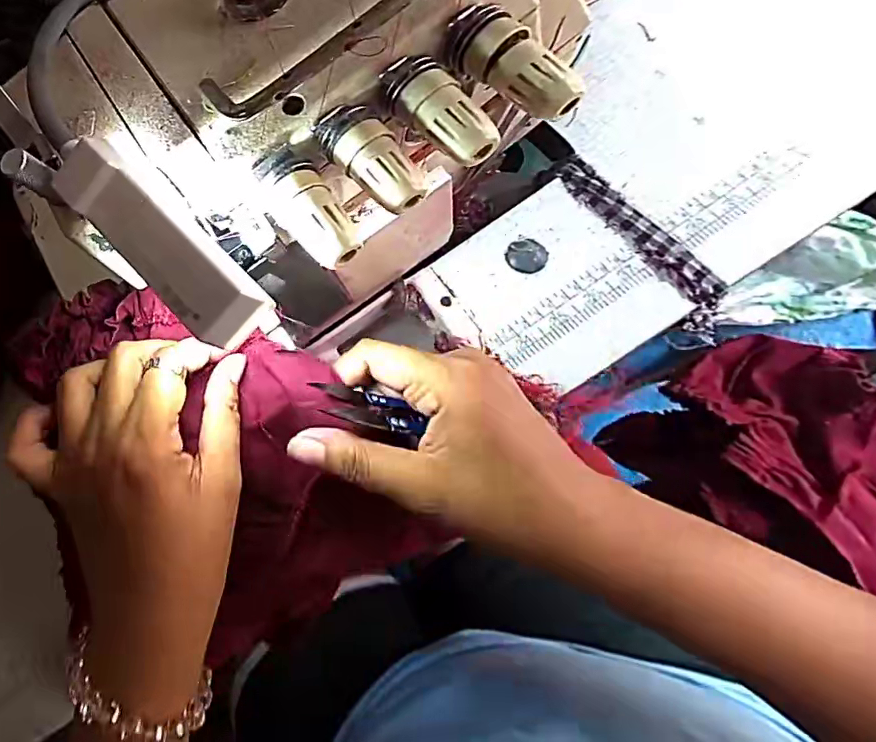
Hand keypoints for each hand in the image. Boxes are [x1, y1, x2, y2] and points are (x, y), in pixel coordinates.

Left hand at [8, 339, 246, 717]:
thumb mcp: (224, 481)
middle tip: (184, 369)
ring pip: (75, 383)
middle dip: (158, 352)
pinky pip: (27, 439)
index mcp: (145, 440)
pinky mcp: (52, 484)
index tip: (215, 360)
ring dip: (109, 371)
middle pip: (120, 362)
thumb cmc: (198, 551)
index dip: (195, 353)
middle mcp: (99, 440)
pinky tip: (72, 416)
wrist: (151, 617)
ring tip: (139, 384)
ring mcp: (68, 461)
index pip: (165, 366)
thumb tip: (230, 363)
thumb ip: (223, 414)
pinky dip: (42, 417)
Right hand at [285, 340, 598, 564]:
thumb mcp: (419, 485)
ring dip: (399, 410)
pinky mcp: (495, 386)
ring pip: (416, 378)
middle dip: (373, 403)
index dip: (343, 382)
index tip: (337, 423)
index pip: (372, 354)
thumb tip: (300, 442)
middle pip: (394, 366)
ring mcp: (484, 370)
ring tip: (407, 454)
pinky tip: (436, 447)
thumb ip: (355, 459)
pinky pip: (441, 385)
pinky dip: (425, 410)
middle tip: (373, 449)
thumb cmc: (499, 504)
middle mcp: (464, 359)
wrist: (576, 521)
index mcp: (446, 375)